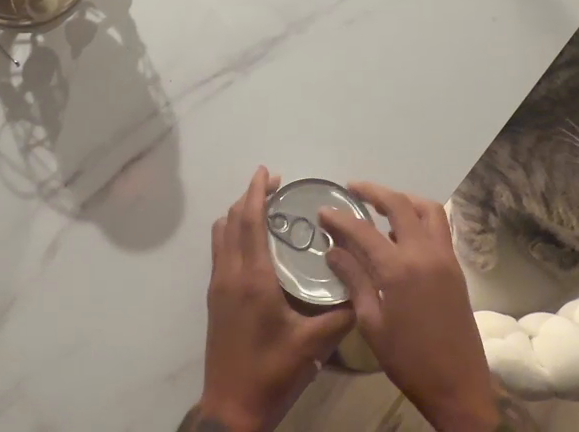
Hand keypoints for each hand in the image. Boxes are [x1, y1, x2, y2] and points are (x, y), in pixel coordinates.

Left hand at [194, 167, 354, 431]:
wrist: (231, 406)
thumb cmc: (272, 372)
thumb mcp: (312, 346)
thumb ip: (339, 315)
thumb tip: (362, 290)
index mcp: (252, 278)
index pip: (249, 221)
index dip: (257, 192)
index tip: (268, 172)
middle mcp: (230, 273)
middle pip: (232, 220)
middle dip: (249, 197)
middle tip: (273, 186)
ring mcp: (218, 285)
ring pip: (221, 234)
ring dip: (238, 214)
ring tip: (262, 210)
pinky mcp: (215, 298)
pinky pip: (219, 251)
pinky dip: (232, 233)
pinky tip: (253, 244)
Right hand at [318, 182, 534, 431]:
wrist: (459, 388)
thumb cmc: (409, 360)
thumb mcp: (372, 323)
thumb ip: (354, 280)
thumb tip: (333, 250)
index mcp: (399, 269)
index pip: (363, 230)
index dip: (340, 217)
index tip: (323, 210)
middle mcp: (424, 254)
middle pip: (399, 204)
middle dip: (373, 191)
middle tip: (352, 189)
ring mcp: (445, 259)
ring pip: (427, 209)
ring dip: (403, 199)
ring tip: (380, 204)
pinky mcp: (456, 268)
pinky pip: (439, 228)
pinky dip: (419, 217)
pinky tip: (402, 230)